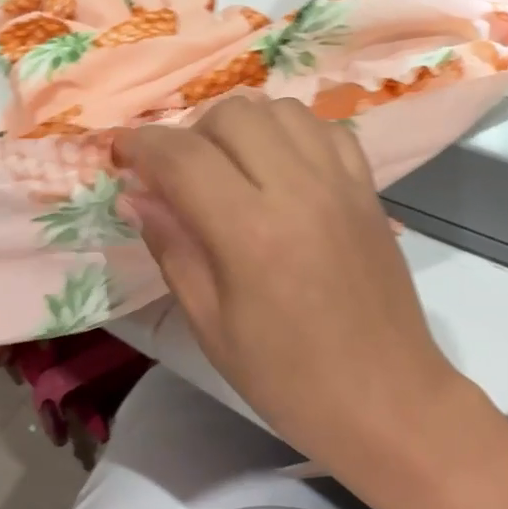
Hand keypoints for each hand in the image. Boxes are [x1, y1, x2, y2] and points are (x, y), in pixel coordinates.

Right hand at [117, 96, 471, 470]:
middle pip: (232, 114)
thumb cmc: (290, 380)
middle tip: (179, 175)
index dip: (141, 145)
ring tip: (230, 168)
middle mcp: (298, 189)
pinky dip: (292, 132)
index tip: (120, 153)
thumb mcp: (212, 327)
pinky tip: (281, 168)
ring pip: (280, 108)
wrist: (387, 399)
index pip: (183, 156)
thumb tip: (136, 194)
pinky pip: (324, 128)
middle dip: (190, 134)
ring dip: (242, 126)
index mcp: (251, 232)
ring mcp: (340, 182)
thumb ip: (172, 248)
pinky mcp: (368, 188)